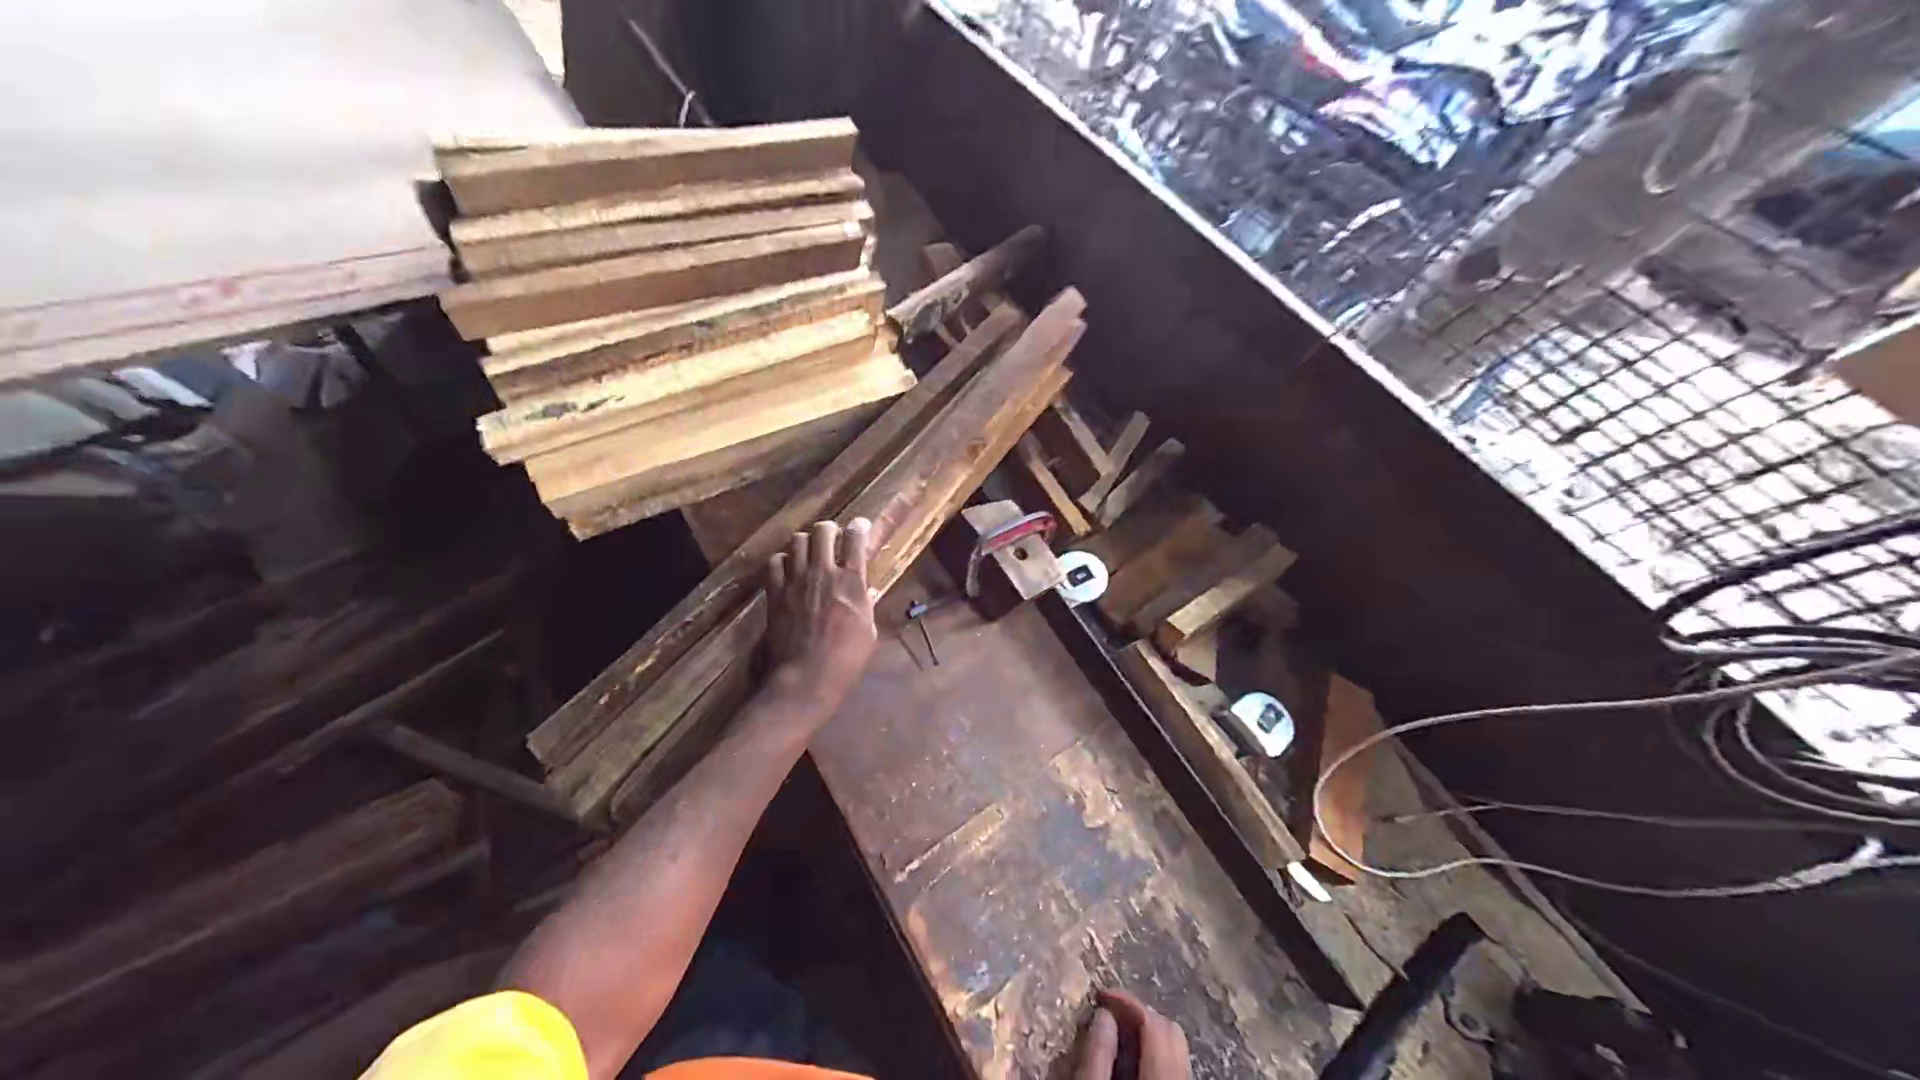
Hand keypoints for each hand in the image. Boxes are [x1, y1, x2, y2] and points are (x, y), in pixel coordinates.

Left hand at [767, 517, 878, 704]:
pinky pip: (775, 561)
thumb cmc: (846, 659)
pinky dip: (782, 561)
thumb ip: (865, 605)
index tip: (860, 526)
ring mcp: (796, 580)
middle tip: (831, 537)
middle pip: (823, 530)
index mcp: (852, 581)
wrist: (807, 676)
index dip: (859, 527)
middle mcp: (823, 572)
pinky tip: (787, 569)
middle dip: (829, 529)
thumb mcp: (868, 631)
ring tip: (809, 552)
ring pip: (797, 540)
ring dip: (805, 543)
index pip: (856, 538)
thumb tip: (867, 592)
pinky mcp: (775, 591)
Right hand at [1072, 989, 1190, 1079]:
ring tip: (1114, 1031)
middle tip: (1107, 1012)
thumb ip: (1097, 1054)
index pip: (1153, 1021)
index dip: (1126, 1001)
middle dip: (1138, 1013)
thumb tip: (1104, 1012)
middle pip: (1169, 1029)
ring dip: (1144, 1030)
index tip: (1100, 995)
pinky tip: (1128, 1055)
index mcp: (1162, 1075)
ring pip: (1173, 1044)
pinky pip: (1172, 1061)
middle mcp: (1182, 1076)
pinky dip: (1152, 1049)